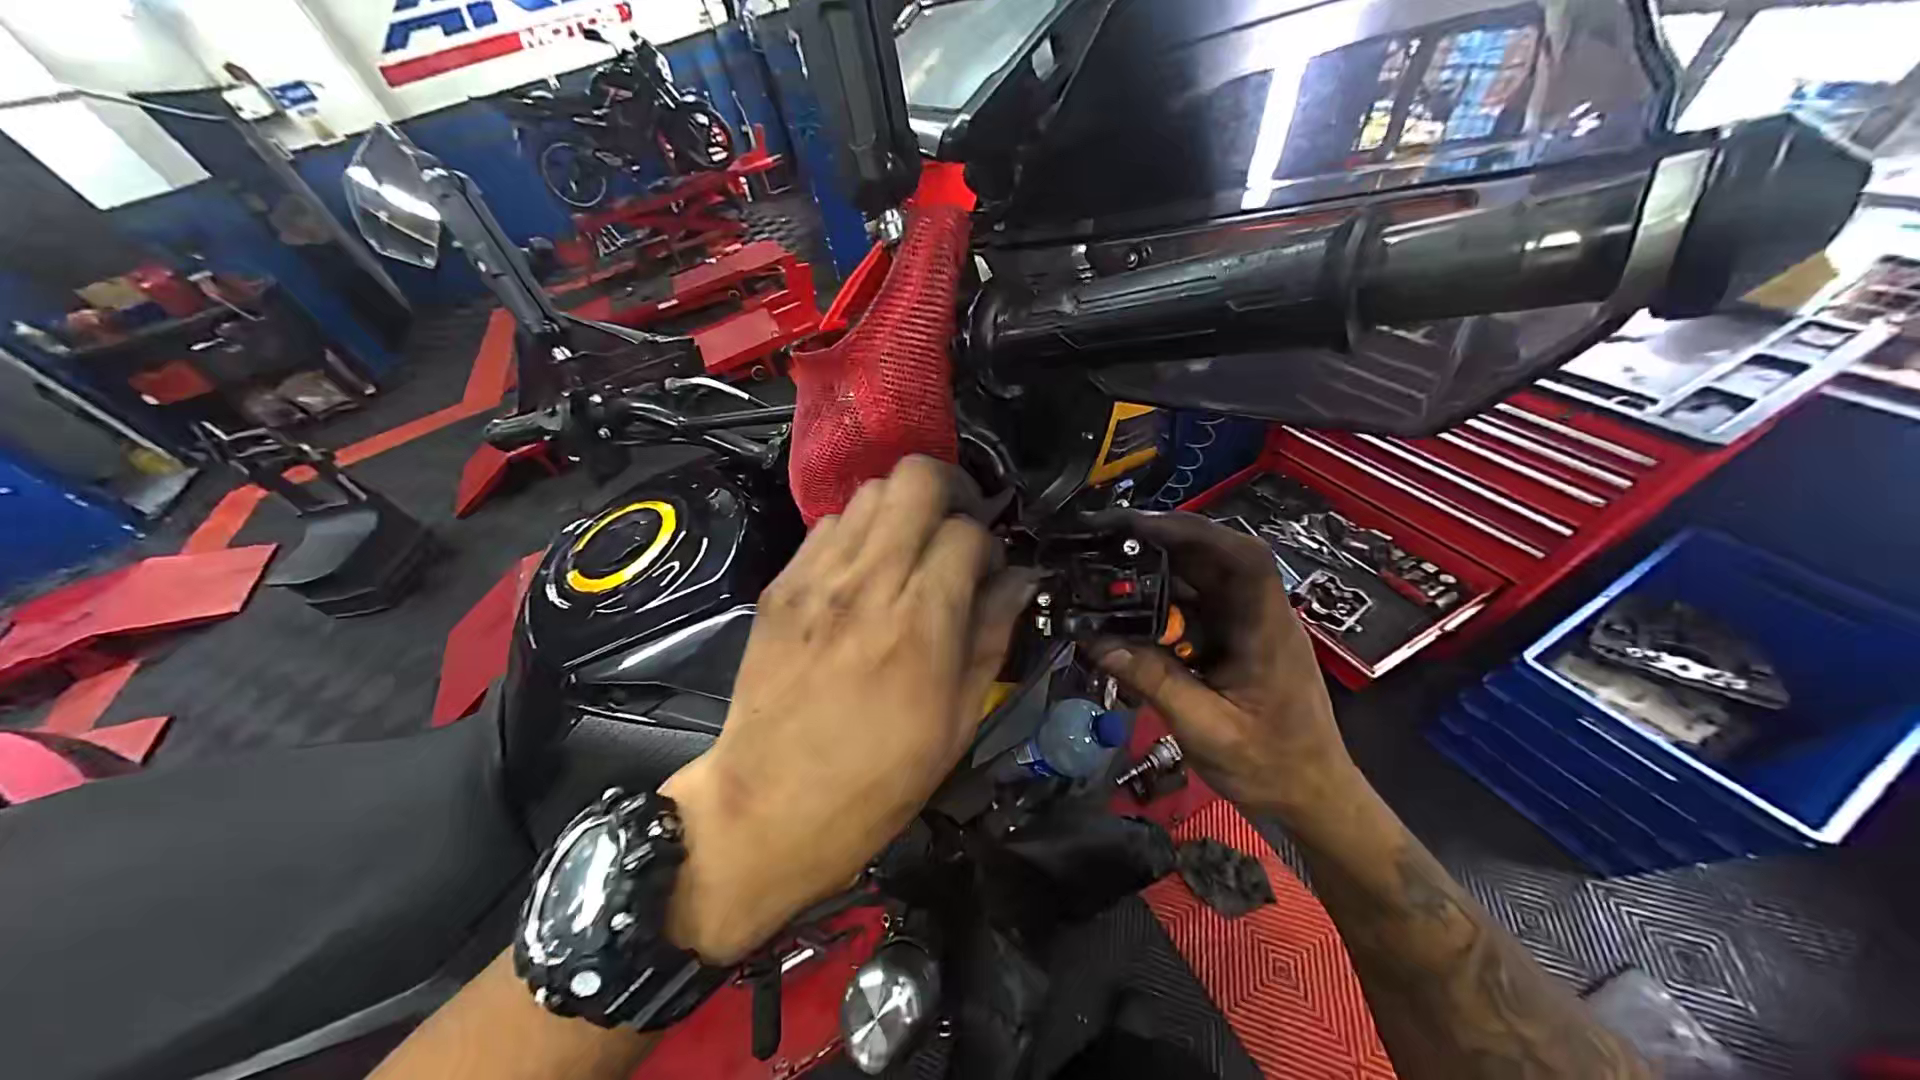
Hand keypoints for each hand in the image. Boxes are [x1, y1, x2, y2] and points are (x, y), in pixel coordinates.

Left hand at [661, 457, 1036, 962]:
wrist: (771, 805)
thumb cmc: (880, 777)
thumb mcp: (959, 716)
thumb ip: (993, 632)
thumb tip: (1020, 578)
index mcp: (921, 620)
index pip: (968, 532)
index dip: (990, 544)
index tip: (989, 571)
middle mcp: (868, 582)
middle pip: (916, 478)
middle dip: (951, 491)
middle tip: (958, 527)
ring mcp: (816, 578)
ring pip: (870, 491)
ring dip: (902, 509)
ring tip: (911, 550)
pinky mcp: (780, 585)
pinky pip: (828, 525)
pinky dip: (859, 532)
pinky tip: (865, 571)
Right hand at [1088, 511, 1357, 818]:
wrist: (1310, 796)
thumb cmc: (1271, 766)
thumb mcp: (1207, 729)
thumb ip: (1155, 682)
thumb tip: (1097, 642)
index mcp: (1266, 629)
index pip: (1243, 558)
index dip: (1194, 532)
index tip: (1141, 527)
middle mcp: (1258, 616)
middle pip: (1215, 560)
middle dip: (1162, 543)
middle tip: (1107, 541)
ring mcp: (1246, 628)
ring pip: (1201, 581)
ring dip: (1157, 572)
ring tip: (1109, 570)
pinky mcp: (1232, 642)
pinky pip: (1194, 609)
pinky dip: (1161, 603)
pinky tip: (1129, 612)